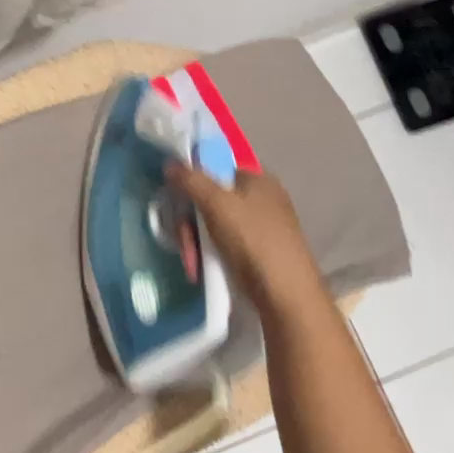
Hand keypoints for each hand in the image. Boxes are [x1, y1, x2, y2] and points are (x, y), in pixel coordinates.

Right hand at [168, 163, 325, 310]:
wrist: (283, 290)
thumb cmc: (252, 239)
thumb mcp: (217, 204)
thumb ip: (192, 180)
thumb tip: (170, 162)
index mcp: (257, 179)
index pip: (217, 167)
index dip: (193, 180)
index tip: (176, 200)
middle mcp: (260, 197)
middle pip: (210, 198)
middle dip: (190, 220)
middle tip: (184, 240)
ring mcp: (259, 224)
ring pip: (213, 222)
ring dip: (196, 240)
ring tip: (192, 260)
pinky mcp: (256, 249)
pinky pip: (222, 242)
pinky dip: (208, 252)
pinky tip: (201, 266)